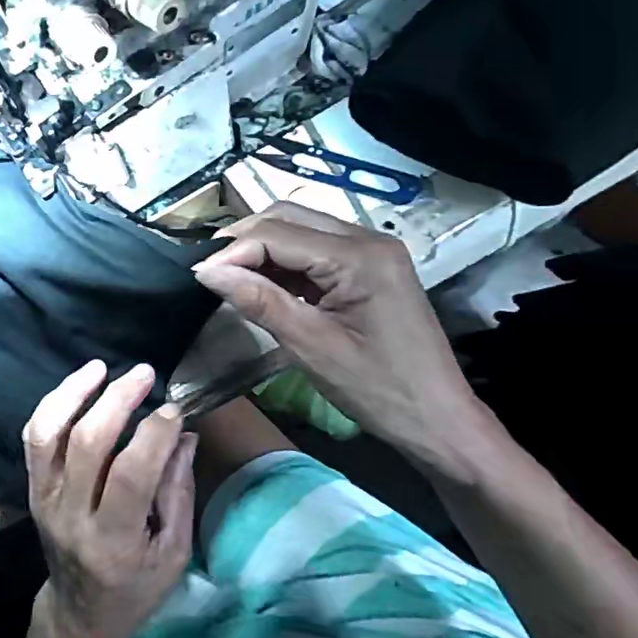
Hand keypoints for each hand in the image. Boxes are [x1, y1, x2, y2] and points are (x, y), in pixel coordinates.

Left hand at [22, 360, 196, 637]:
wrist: (79, 612)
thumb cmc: (135, 588)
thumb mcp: (173, 554)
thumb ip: (178, 492)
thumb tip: (183, 433)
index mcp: (114, 541)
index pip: (130, 475)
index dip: (153, 435)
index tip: (173, 409)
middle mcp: (72, 516)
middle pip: (87, 444)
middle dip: (117, 400)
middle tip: (144, 373)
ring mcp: (45, 499)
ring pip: (48, 434)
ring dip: (73, 393)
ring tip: (99, 367)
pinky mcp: (32, 488)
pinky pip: (34, 438)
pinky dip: (53, 406)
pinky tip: (76, 387)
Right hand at [191, 202, 499, 479]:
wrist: (439, 420)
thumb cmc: (378, 389)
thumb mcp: (310, 346)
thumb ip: (257, 300)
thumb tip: (205, 270)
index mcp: (359, 257)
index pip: (276, 234)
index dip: (232, 251)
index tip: (198, 277)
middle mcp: (367, 239)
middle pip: (286, 217)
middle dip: (242, 240)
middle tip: (210, 272)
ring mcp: (370, 249)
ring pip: (297, 226)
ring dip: (260, 247)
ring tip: (230, 276)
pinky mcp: (367, 265)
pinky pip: (313, 247)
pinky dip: (281, 260)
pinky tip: (262, 282)